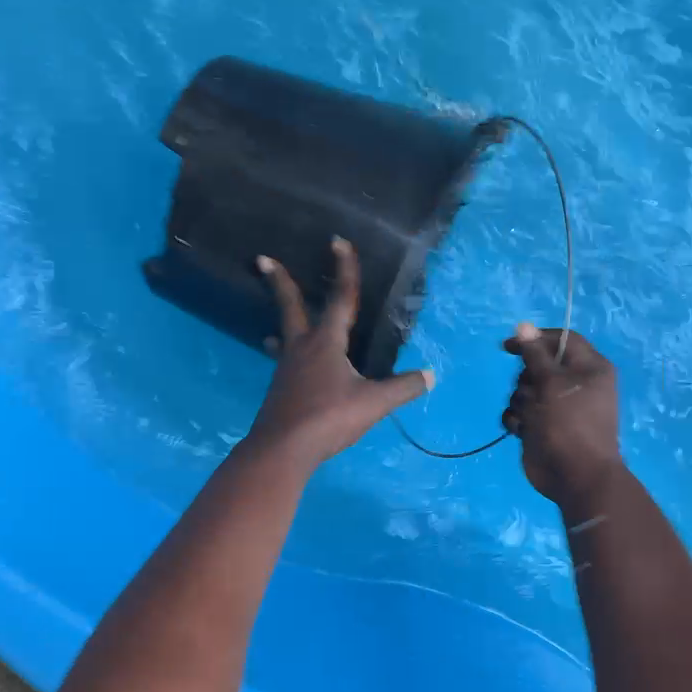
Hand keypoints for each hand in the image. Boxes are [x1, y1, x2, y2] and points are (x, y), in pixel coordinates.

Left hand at [248, 238, 433, 465]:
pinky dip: (288, 358)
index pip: (340, 299)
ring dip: (282, 326)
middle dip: (280, 282)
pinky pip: (285, 363)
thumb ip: (402, 388)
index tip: (338, 242)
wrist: (282, 449)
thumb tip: (430, 376)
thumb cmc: (328, 418)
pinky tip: (292, 372)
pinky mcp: (279, 391)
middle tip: (262, 260)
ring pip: (285, 338)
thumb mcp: (373, 403)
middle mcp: (301, 349)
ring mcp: (285, 369)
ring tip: (274, 328)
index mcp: (326, 343)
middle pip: (290, 307)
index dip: (345, 270)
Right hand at [502, 322, 620, 506]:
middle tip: (531, 391)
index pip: (562, 340)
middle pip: (537, 365)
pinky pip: (518, 413)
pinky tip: (521, 430)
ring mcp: (556, 407)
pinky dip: (517, 419)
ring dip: (520, 402)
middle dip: (526, 378)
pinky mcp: (540, 426)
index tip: (509, 346)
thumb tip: (523, 326)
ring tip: (530, 417)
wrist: (574, 474)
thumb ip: (535, 354)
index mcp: (589, 368)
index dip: (535, 339)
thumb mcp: (552, 382)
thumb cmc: (569, 423)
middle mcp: (574, 384)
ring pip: (523, 390)